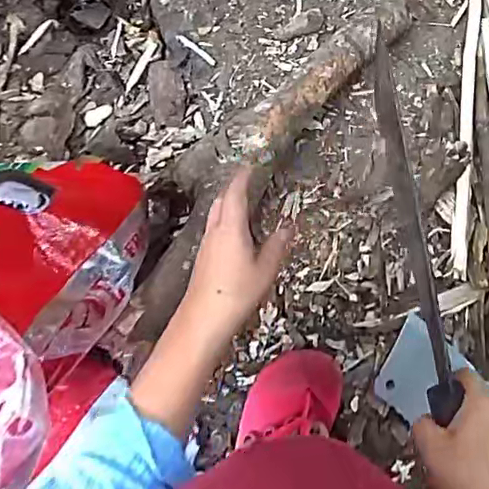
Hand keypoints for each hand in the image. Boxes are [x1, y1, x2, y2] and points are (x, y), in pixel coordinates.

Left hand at [131, 169, 293, 439]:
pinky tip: (236, 232)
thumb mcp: (266, 269)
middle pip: (221, 201)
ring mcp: (205, 246)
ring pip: (215, 215)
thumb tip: (288, 226)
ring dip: (228, 204)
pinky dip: (225, 221)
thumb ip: (278, 245)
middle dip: (234, 188)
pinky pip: (215, 230)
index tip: (252, 164)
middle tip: (250, 181)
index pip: (235, 193)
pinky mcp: (202, 260)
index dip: (243, 176)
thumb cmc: (235, 293)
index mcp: (230, 227)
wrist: (201, 324)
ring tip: (245, 202)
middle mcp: (214, 232)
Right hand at [412, 370, 488, 488]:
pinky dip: (474, 447)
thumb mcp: (430, 448)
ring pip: (478, 420)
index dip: (445, 381)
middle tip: (436, 429)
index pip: (462, 373)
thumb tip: (423, 422)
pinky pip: (486, 439)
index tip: (434, 395)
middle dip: (451, 411)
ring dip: (461, 431)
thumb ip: (421, 425)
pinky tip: (462, 469)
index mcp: (481, 400)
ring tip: (447, 454)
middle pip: (470, 398)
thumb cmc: (469, 480)